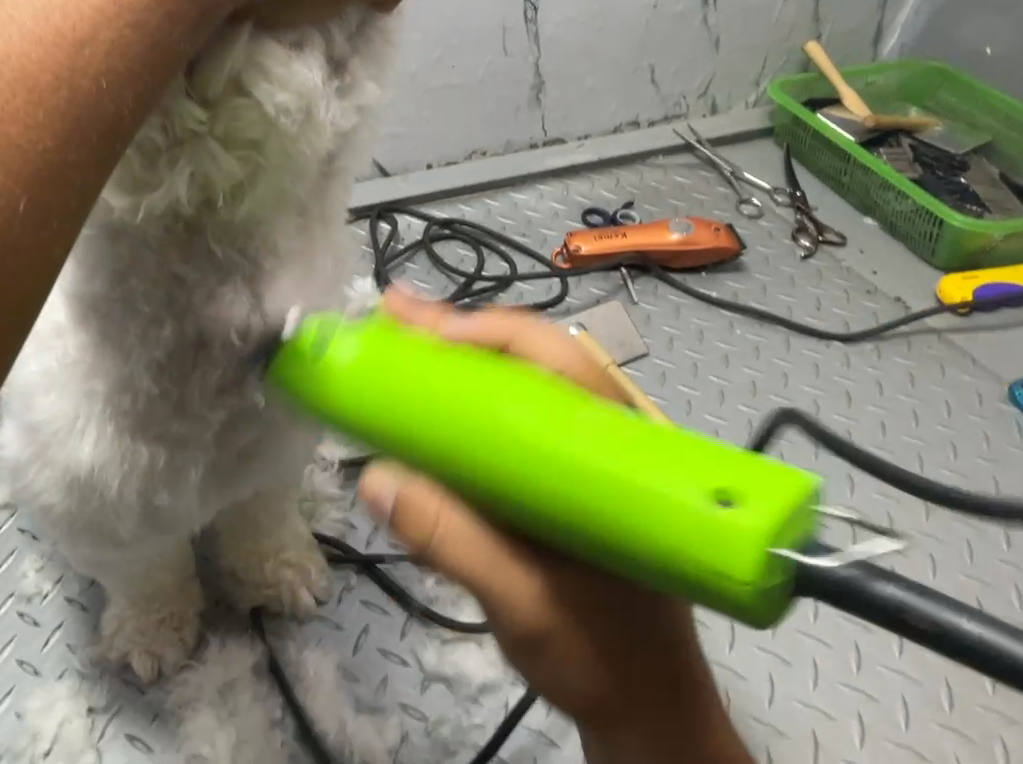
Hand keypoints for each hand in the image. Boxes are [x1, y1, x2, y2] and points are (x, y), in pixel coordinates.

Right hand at [360, 291, 751, 761]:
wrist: (648, 708)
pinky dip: (464, 401)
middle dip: (459, 334)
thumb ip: (452, 543)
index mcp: (617, 453)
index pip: (560, 360)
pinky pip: (512, 420)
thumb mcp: (521, 603)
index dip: (492, 336)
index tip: (428, 335)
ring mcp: (586, 456)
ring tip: (398, 337)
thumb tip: (375, 477)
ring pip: (521, 384)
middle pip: (534, 358)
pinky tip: (423, 398)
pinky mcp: (563, 478)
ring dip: (458, 359)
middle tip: (391, 314)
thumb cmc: (601, 654)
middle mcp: (607, 437)